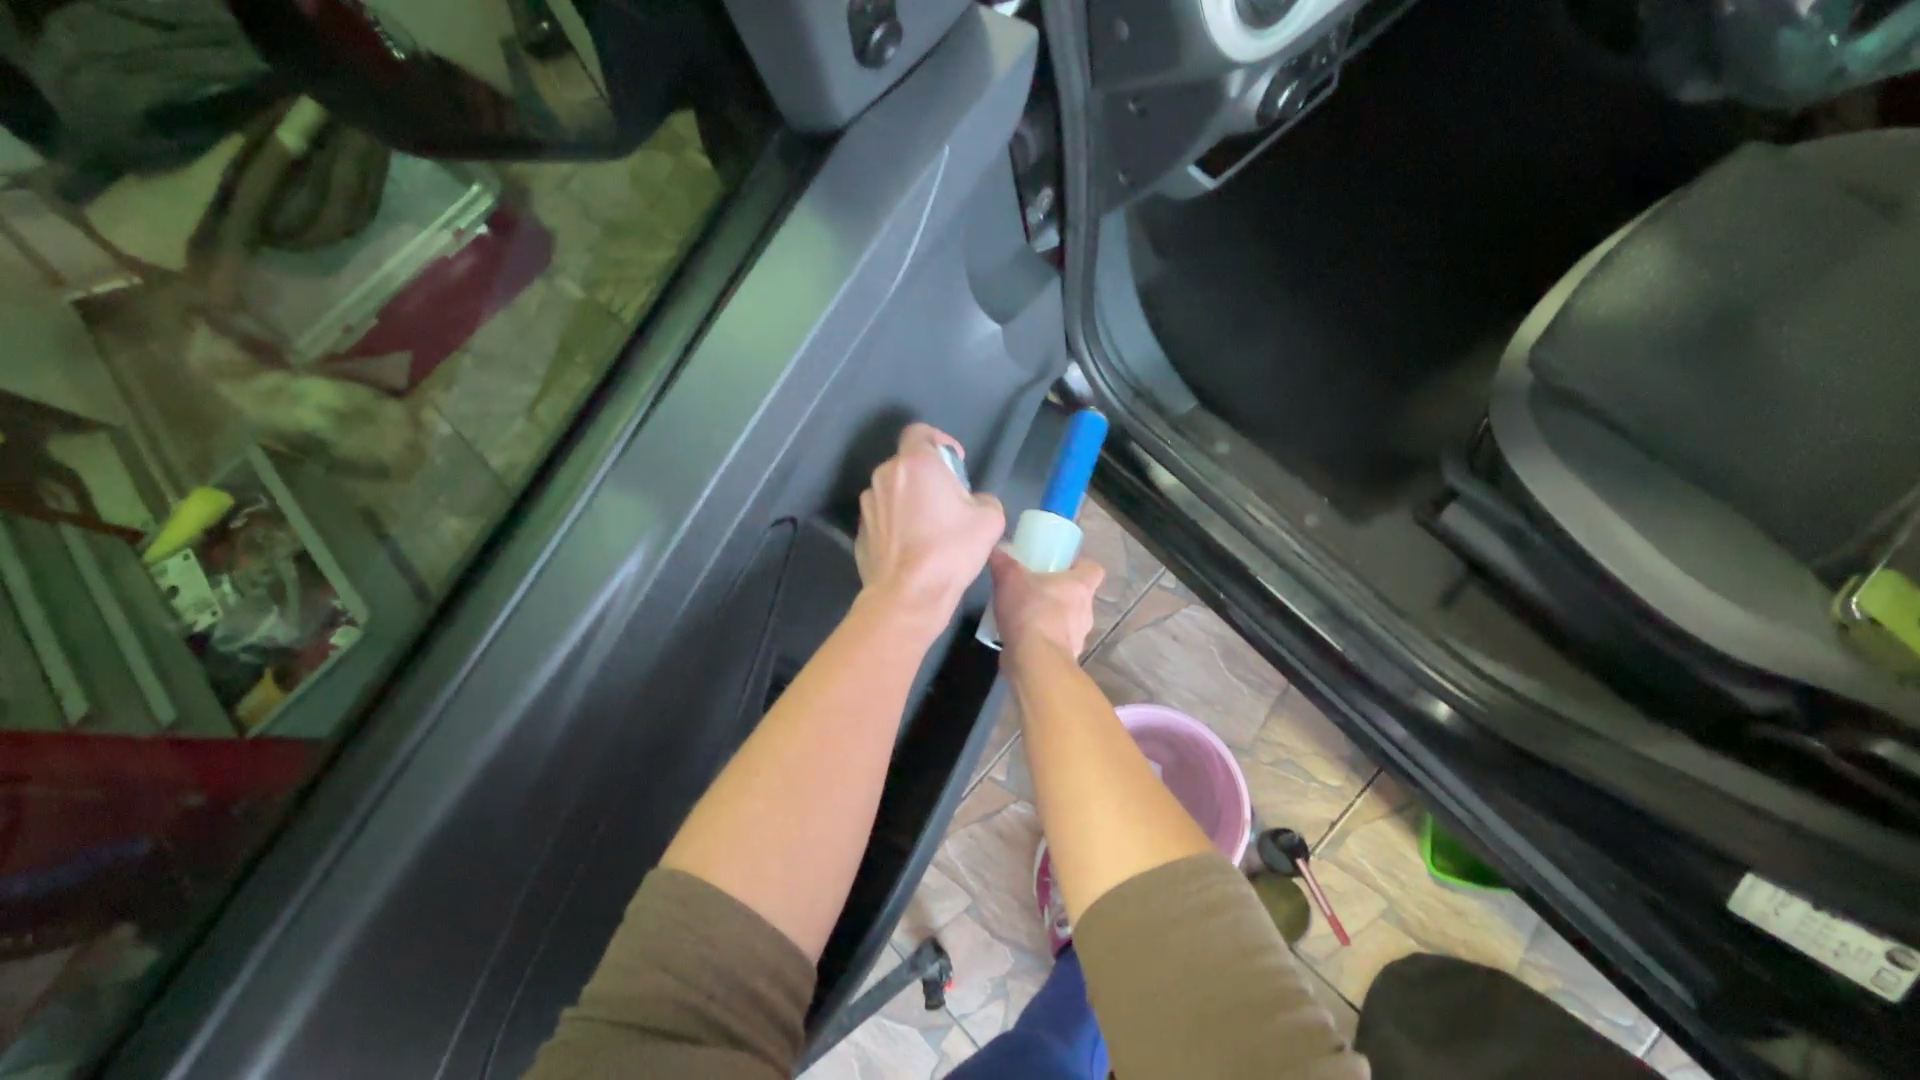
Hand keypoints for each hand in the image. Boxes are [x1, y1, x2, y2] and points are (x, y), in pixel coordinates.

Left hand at [855, 423, 1005, 629]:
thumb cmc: (950, 551)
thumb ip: (984, 499)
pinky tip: (911, 549)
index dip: (939, 442)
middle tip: (947, 503)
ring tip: (928, 529)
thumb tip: (974, 503)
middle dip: (926, 477)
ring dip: (909, 500)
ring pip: (892, 491)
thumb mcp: (990, 520)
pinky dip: (896, 525)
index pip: (920, 432)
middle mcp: (885, 475)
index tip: (954, 464)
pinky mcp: (860, 531)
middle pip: (906, 464)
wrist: (908, 595)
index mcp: (916, 463)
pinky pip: (882, 518)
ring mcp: (868, 504)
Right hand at [988, 550, 1104, 660]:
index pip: (1094, 570)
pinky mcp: (1067, 657)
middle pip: (1080, 597)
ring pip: (1069, 622)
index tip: (1061, 566)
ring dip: (1053, 619)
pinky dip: (1044, 640)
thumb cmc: (1031, 611)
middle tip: (1036, 590)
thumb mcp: (1010, 578)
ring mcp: (1079, 637)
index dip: (1080, 566)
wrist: (1035, 659)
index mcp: (1080, 586)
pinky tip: (1024, 639)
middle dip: (1060, 594)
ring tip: (1027, 616)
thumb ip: (1003, 562)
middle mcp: (1086, 611)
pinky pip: (1057, 643)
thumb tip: (994, 549)